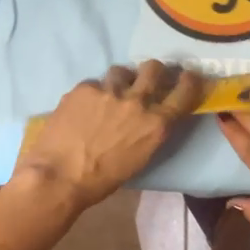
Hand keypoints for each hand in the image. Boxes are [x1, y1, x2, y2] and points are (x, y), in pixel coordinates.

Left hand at [14, 61, 203, 211]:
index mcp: (156, 125)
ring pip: (121, 70)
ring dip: (120, 80)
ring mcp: (109, 91)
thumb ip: (148, 133)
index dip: (189, 80)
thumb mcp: (139, 159)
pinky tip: (82, 109)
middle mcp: (138, 102)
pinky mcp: (84, 88)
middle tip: (146, 77)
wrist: (60, 176)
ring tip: (109, 93)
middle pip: (154, 68)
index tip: (187, 75)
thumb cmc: (101, 180)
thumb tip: (148, 120)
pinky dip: (91, 94)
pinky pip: (93, 83)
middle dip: (153, 70)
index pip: (184, 92)